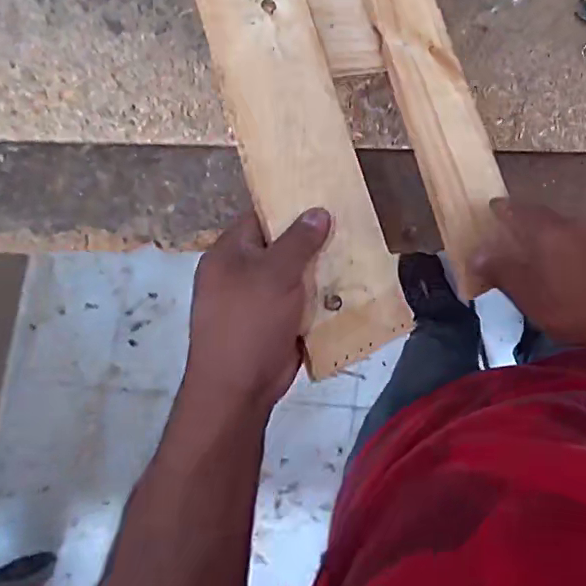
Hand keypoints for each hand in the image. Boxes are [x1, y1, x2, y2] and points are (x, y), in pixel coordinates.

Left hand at [176, 208, 330, 419]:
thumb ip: (299, 240)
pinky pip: (302, 297)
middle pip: (281, 243)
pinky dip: (322, 292)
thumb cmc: (250, 323)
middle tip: (349, 219)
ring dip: (321, 265)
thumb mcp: (276, 274)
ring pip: (295, 272)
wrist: (239, 390)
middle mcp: (240, 272)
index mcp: (228, 254)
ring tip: (357, 246)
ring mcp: (257, 299)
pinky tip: (350, 282)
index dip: (290, 204)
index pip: (260, 216)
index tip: (324, 195)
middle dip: (313, 236)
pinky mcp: (275, 321)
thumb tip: (318, 210)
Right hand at [469, 199, 585, 350]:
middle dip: (516, 217)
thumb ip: (500, 270)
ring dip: (535, 228)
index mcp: (545, 230)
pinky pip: (565, 233)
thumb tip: (476, 255)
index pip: (515, 209)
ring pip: (552, 223)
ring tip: (520, 245)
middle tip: (500, 228)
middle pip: (535, 213)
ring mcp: (584, 234)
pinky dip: (550, 238)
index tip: (487, 211)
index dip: (499, 210)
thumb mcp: (527, 293)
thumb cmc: (569, 307)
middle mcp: (566, 224)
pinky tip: (547, 258)